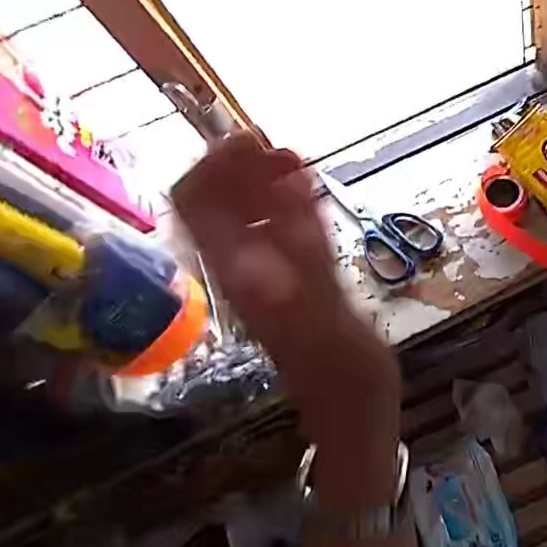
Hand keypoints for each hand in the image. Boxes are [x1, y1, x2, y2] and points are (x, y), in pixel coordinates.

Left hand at [171, 134, 398, 445]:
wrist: (350, 408)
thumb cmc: (344, 368)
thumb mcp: (328, 308)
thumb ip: (307, 248)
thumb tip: (286, 183)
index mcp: (240, 273)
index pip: (196, 202)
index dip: (215, 162)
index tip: (255, 139)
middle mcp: (239, 270)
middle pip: (214, 203)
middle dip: (241, 166)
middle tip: (285, 151)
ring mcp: (261, 277)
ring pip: (240, 216)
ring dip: (261, 183)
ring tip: (298, 166)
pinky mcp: (283, 283)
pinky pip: (268, 232)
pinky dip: (283, 207)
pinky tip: (309, 200)